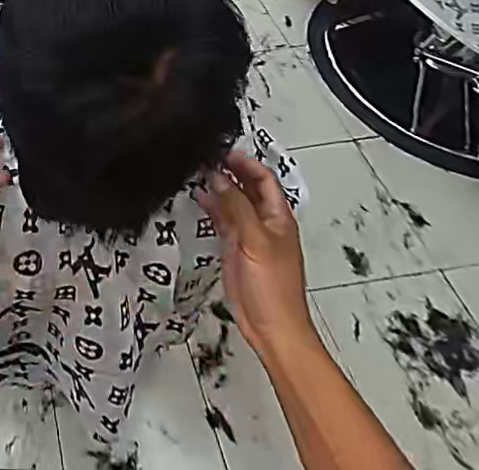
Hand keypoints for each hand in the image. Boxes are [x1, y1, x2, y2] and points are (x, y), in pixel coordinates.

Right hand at [198, 150, 311, 359]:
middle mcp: (264, 221)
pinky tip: (200, 198)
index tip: (225, 152)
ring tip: (200, 172)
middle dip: (231, 171)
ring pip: (233, 202)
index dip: (246, 163)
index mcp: (278, 215)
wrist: (272, 327)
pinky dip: (212, 207)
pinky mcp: (235, 249)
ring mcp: (249, 235)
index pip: (264, 178)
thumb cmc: (274, 286)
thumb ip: (236, 207)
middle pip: (248, 187)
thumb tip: (220, 179)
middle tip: (208, 157)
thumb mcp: (255, 239)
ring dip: (219, 187)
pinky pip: (223, 220)